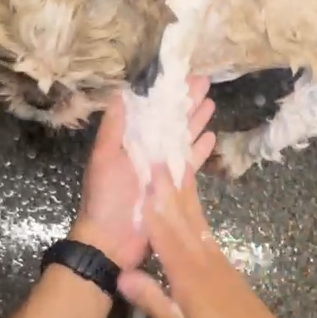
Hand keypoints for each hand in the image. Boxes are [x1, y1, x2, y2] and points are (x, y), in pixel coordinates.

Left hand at [70, 78, 214, 268]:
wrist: (112, 241)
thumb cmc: (105, 199)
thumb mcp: (104, 159)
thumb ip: (114, 128)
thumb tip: (120, 93)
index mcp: (128, 143)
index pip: (148, 112)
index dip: (163, 95)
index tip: (178, 76)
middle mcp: (145, 153)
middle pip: (169, 123)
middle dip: (185, 103)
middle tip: (204, 81)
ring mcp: (161, 170)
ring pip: (182, 140)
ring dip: (196, 122)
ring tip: (211, 102)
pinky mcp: (174, 187)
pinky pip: (189, 165)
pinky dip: (199, 151)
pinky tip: (212, 136)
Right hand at [116, 169, 299, 317]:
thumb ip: (154, 303)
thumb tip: (122, 275)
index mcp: (188, 274)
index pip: (165, 233)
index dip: (153, 203)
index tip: (143, 172)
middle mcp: (202, 258)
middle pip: (182, 215)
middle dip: (168, 184)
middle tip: (157, 151)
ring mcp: (215, 259)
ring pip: (195, 217)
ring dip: (182, 189)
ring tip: (173, 163)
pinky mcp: (222, 264)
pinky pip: (203, 228)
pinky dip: (193, 209)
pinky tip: (188, 202)